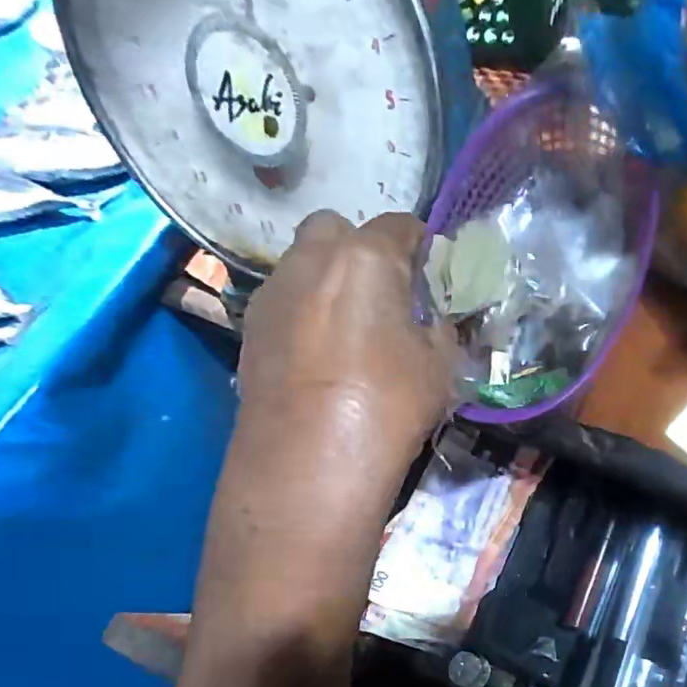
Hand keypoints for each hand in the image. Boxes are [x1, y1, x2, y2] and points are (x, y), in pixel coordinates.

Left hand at [238, 211, 455, 455]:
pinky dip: (301, 313)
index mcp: (364, 257)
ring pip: (301, 264)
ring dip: (325, 280)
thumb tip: (430, 320)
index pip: (399, 225)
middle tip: (380, 293)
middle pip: (335, 229)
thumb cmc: (387, 405)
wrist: (307, 461)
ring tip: (345, 328)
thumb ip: (437, 328)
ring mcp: (272, 293)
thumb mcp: (438, 367)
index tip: (427, 271)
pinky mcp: (249, 329)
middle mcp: (310, 260)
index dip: (419, 244)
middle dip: (358, 249)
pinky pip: (282, 303)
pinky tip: (315, 355)